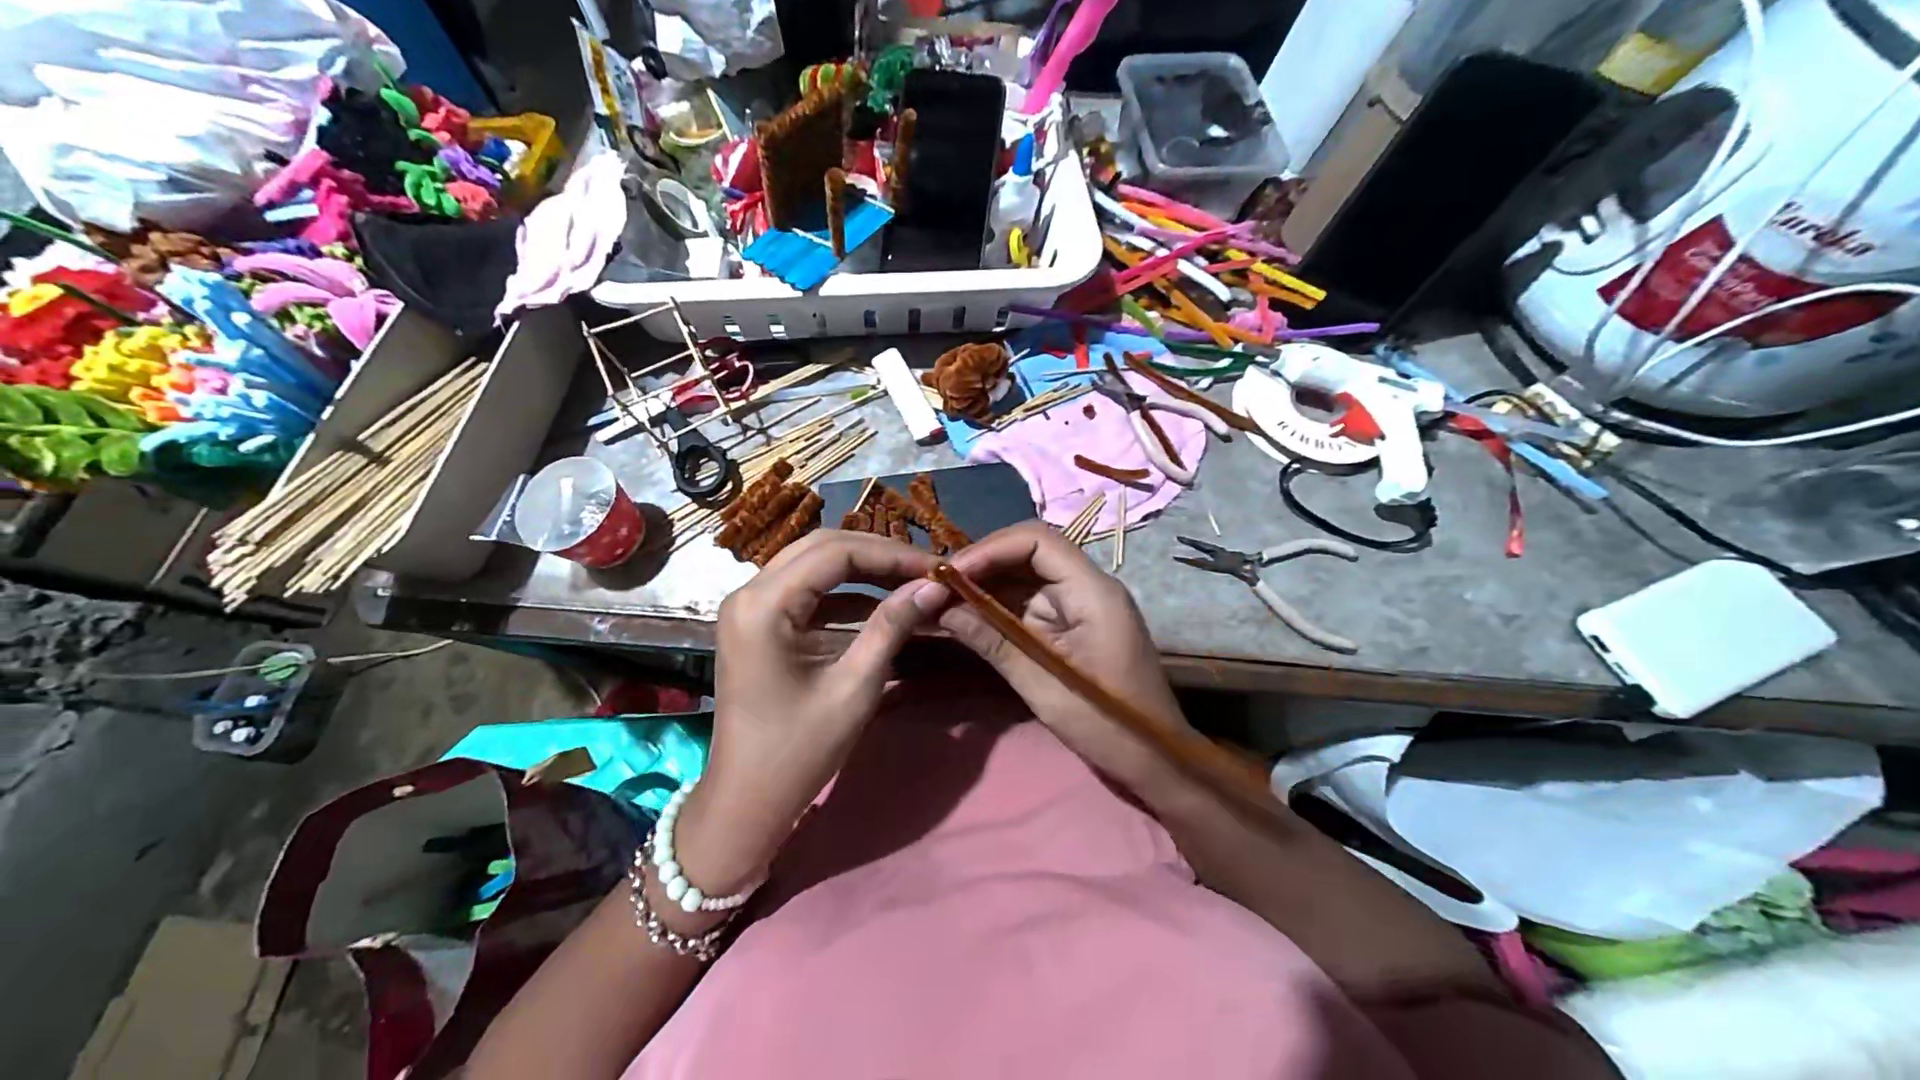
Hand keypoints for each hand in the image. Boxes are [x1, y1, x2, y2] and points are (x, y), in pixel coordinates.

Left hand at [674, 530, 937, 895]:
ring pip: (815, 564)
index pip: (835, 553)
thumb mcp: (854, 687)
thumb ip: (892, 627)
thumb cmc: (798, 750)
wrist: (747, 798)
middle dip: (879, 555)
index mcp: (763, 606)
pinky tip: (884, 602)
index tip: (936, 567)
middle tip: (927, 569)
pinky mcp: (760, 622)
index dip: (891, 554)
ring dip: (864, 570)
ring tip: (913, 581)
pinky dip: (847, 593)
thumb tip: (933, 585)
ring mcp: (750, 606)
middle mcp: (749, 592)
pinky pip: (808, 590)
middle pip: (822, 548)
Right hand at [916, 521, 1189, 796]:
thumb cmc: (1106, 723)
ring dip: (985, 585)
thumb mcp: (1042, 685)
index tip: (951, 573)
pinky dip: (998, 606)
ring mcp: (1081, 605)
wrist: (1155, 759)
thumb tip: (941, 609)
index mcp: (1092, 592)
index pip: (1037, 541)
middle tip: (938, 586)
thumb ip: (993, 641)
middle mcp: (1088, 587)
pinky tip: (966, 616)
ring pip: (1026, 576)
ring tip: (942, 600)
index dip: (990, 549)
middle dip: (982, 564)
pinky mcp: (1073, 624)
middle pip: (1029, 553)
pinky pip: (1030, 602)